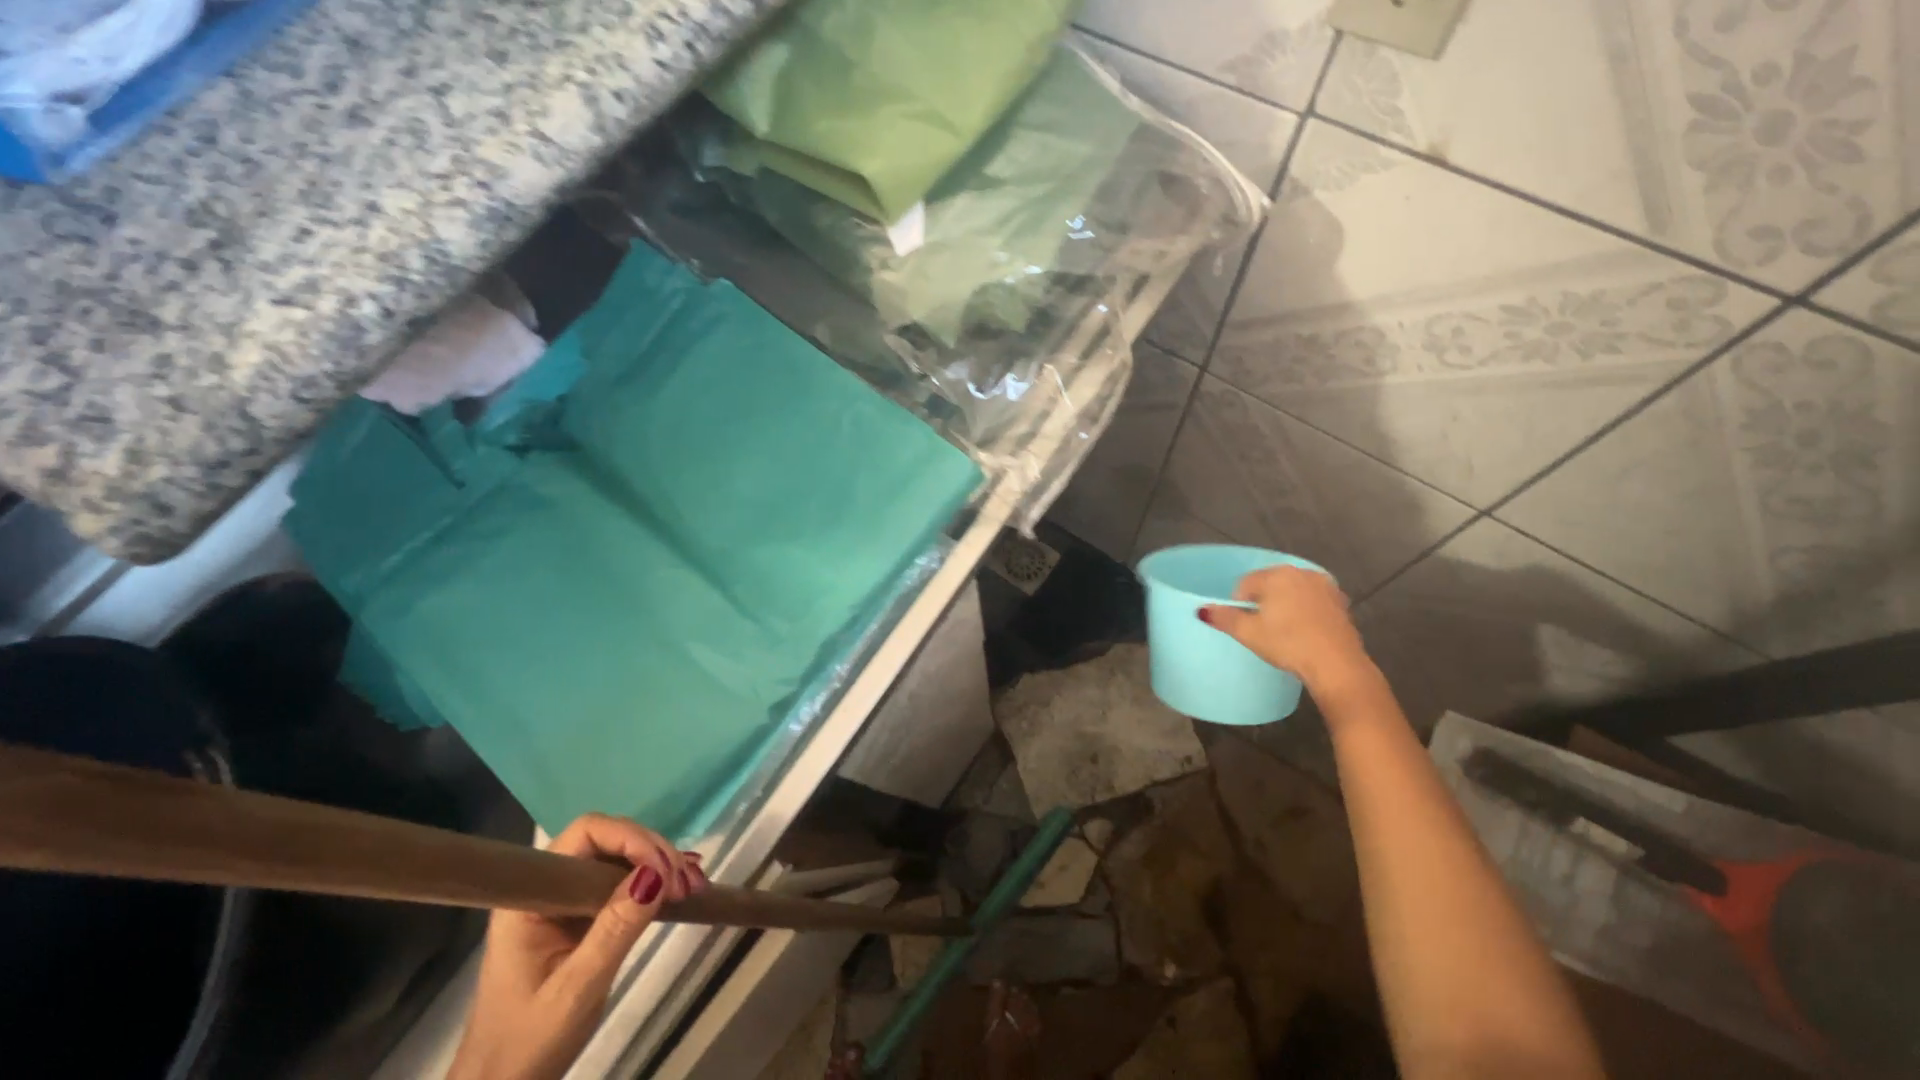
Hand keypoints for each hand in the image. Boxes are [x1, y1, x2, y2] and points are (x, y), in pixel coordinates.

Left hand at [449, 814, 708, 1079]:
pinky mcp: (578, 920)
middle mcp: (545, 888)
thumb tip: (657, 874)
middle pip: (606, 841)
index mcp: (529, 897)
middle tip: (690, 883)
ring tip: (694, 886)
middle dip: (653, 853)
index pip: (585, 835)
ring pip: (617, 861)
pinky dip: (653, 883)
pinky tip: (682, 888)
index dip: (631, 839)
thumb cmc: (527, 1043)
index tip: (666, 871)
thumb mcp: (576, 990)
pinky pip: (618, 886)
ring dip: (658, 867)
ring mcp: (561, 903)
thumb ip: (614, 930)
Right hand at [1198, 565, 1373, 694]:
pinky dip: (1306, 610)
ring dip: (1286, 604)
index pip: (1245, 584)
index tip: (1246, 626)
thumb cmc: (1288, 644)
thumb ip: (1223, 618)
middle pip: (1271, 584)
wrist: (1336, 664)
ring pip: (1293, 591)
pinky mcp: (1340, 601)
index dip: (1240, 605)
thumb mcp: (1248, 633)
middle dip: (1264, 602)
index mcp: (1277, 575)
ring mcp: (1324, 585)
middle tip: (1264, 629)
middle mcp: (1301, 572)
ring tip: (1285, 631)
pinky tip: (1305, 631)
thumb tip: (1200, 610)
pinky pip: (1313, 600)